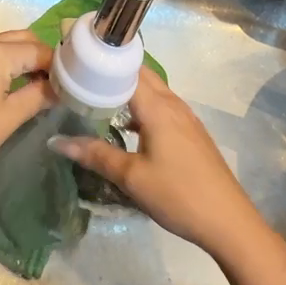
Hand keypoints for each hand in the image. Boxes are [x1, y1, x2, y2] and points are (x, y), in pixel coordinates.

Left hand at [0, 30, 54, 176]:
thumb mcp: (9, 118)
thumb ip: (38, 96)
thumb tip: (59, 88)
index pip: (38, 50)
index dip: (58, 66)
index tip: (71, 84)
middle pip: (22, 39)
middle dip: (42, 57)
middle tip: (56, 84)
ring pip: (5, 43)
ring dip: (23, 58)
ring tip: (37, 86)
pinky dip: (5, 61)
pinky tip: (11, 84)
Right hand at [48, 66, 269, 257]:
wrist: (229, 222)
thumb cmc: (178, 195)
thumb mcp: (131, 178)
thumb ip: (95, 155)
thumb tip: (56, 141)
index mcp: (157, 106)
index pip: (125, 69)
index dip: (100, 62)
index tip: (75, 62)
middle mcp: (173, 103)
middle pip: (140, 75)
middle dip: (112, 72)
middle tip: (81, 78)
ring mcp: (186, 117)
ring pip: (152, 90)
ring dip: (128, 89)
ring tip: (98, 97)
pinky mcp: (192, 132)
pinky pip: (161, 105)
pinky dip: (142, 105)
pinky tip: (127, 124)